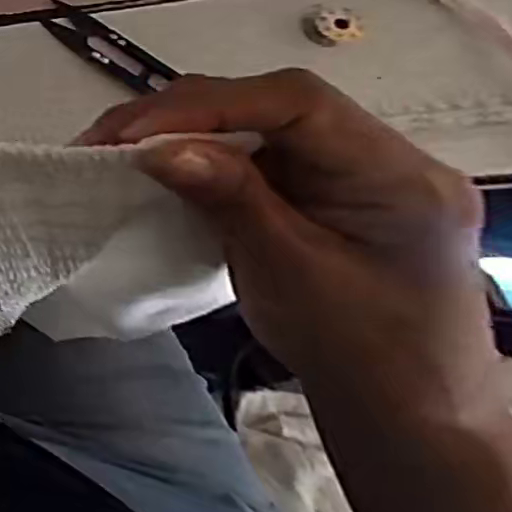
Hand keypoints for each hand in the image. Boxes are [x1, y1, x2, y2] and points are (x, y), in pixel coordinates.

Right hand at [80, 69, 500, 424]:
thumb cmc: (356, 350)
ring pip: (253, 119)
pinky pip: (250, 148)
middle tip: (107, 139)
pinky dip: (197, 149)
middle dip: (182, 113)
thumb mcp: (286, 272)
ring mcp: (346, 166)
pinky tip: (161, 161)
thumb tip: (153, 147)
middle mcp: (378, 154)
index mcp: (397, 175)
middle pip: (270, 102)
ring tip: (118, 145)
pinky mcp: (316, 183)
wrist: (404, 409)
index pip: (296, 104)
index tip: (134, 134)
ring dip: (182, 127)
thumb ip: (229, 198)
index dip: (208, 106)